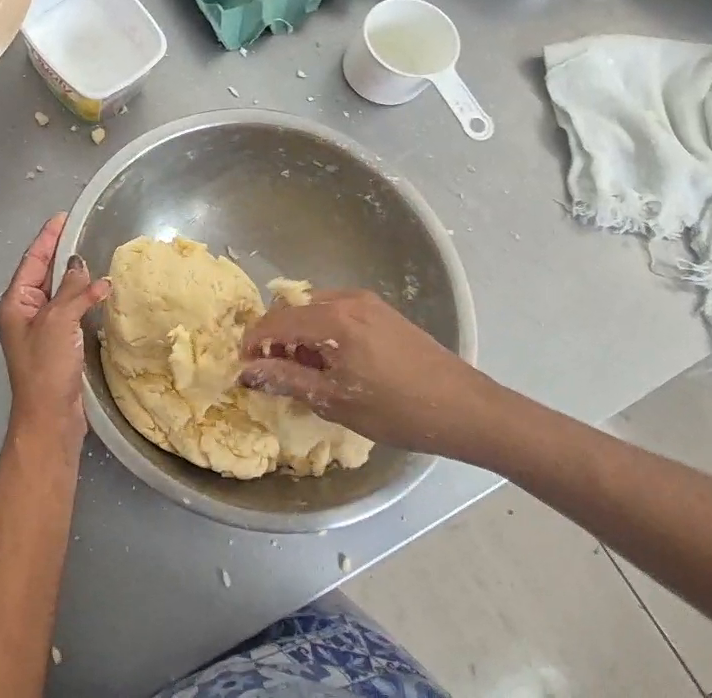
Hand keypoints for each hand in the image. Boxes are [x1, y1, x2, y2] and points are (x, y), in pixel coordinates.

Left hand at [0, 213, 110, 446]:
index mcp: (15, 303)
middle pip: (43, 274)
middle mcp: (24, 312)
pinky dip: (84, 299)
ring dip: (75, 276)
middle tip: (83, 229)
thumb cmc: (46, 368)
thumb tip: (83, 266)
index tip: (63, 216)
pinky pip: (70, 311)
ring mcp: (41, 329)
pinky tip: (102, 292)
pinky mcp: (58, 345)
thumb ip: (71, 291)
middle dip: (61, 253)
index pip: (32, 260)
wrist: (49, 418)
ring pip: (59, 293)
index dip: (48, 237)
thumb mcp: (57, 322)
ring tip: (94, 254)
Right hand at [237, 290, 500, 457]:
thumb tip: (247, 371)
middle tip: (274, 373)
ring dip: (299, 336)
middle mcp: (347, 300)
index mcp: (333, 319)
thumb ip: (285, 379)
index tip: (245, 369)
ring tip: (305, 373)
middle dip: (275, 339)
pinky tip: (333, 364)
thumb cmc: (398, 411)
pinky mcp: (384, 312)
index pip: (274, 320)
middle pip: (292, 310)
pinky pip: (337, 314)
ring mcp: (368, 303)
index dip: (253, 343)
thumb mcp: (334, 401)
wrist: (467, 410)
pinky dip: (323, 333)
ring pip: (314, 311)